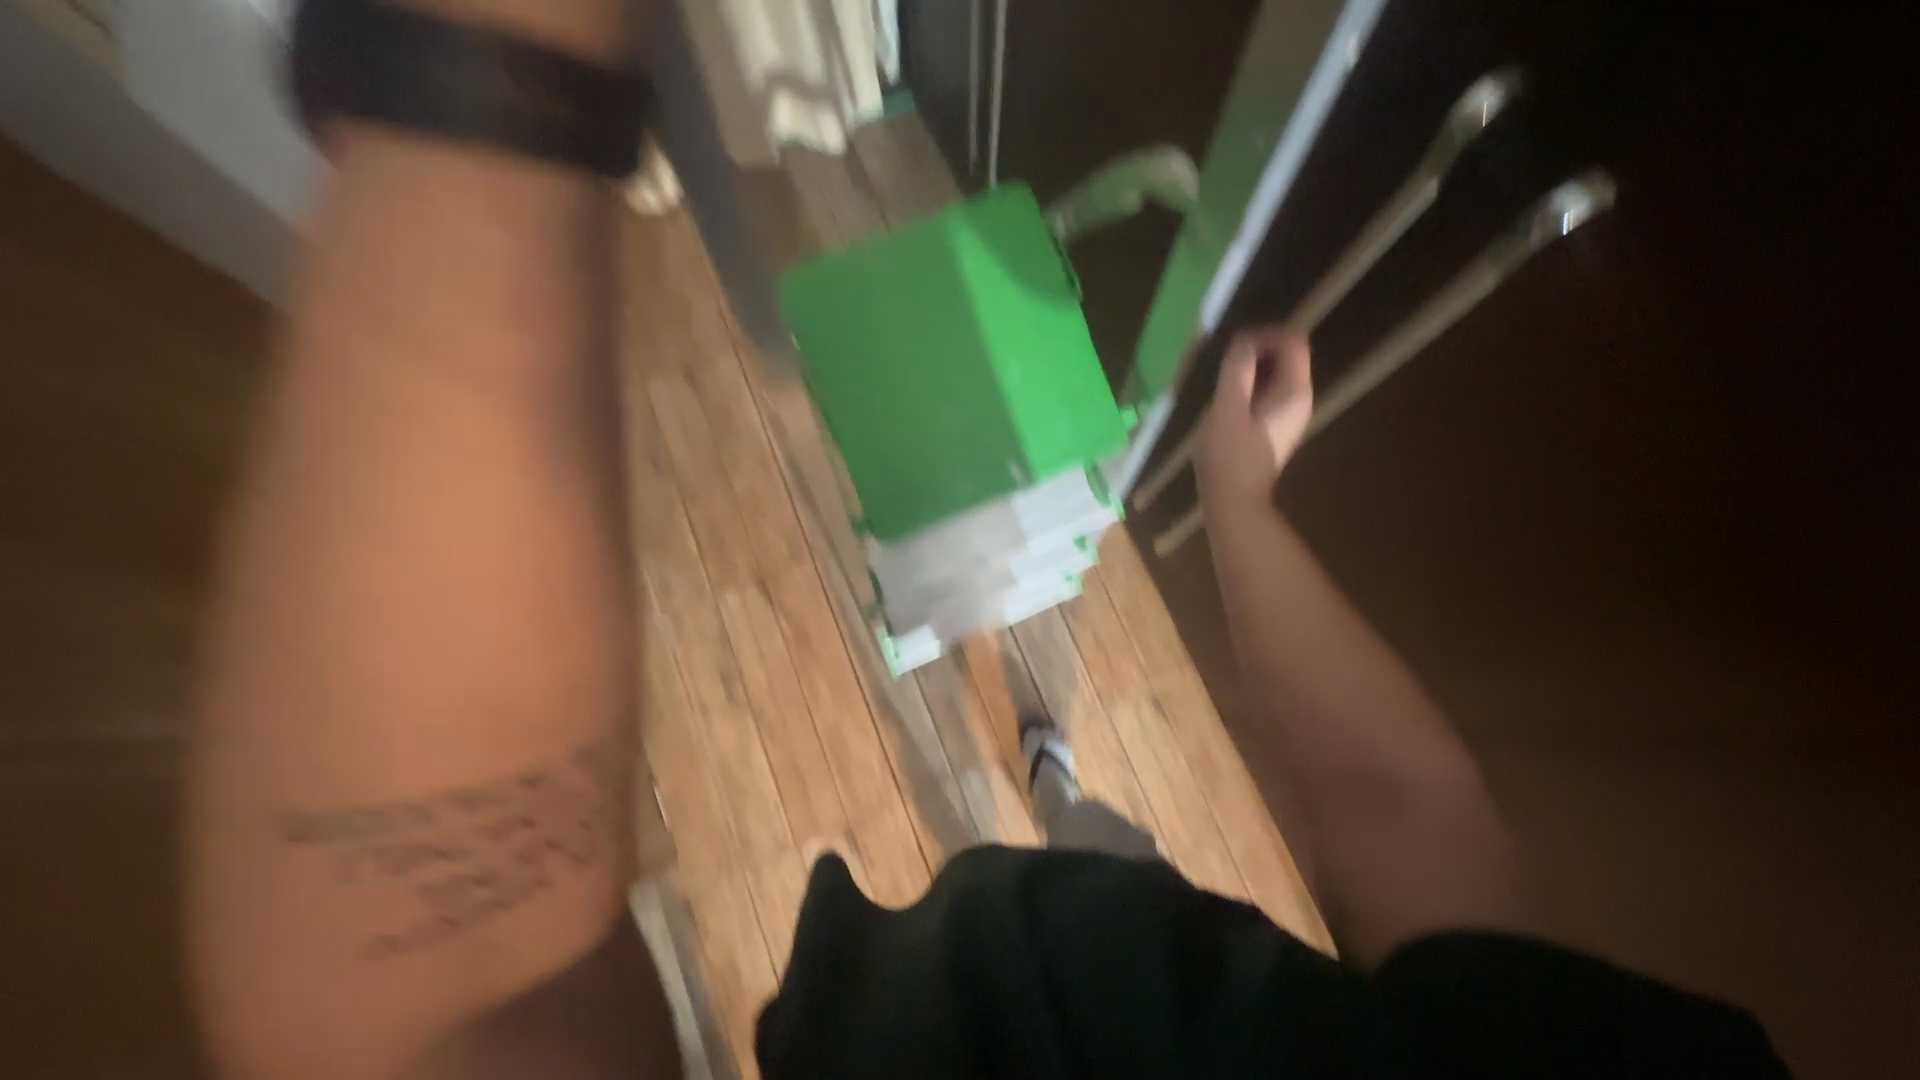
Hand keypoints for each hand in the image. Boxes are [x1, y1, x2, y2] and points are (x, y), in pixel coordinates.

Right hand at [1197, 326, 1312, 505]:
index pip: (1293, 341)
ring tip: (1221, 378)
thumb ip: (1238, 369)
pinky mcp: (1273, 426)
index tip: (1233, 347)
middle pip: (1286, 355)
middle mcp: (1299, 399)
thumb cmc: (1228, 456)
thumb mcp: (1227, 407)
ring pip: (1275, 373)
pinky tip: (1225, 399)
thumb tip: (1244, 341)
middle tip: (1223, 361)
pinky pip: (1266, 392)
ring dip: (1250, 368)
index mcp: (1294, 391)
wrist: (1234, 503)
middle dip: (1256, 350)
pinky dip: (1249, 386)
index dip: (1264, 335)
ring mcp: (1288, 414)